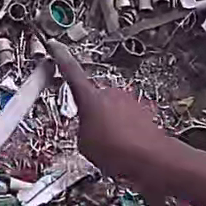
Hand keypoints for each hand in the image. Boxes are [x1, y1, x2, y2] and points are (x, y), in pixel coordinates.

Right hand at [47, 41, 187, 205]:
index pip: (71, 72)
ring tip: (111, 146)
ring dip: (110, 123)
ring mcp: (128, 100)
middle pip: (93, 97)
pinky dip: (125, 128)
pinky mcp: (142, 110)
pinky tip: (125, 146)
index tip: (55, 46)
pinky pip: (127, 117)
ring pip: (111, 108)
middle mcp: (110, 93)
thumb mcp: (84, 143)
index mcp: (90, 98)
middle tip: (92, 135)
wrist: (150, 159)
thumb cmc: (117, 151)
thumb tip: (86, 129)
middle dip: (92, 113)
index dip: (61, 58)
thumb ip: (80, 128)